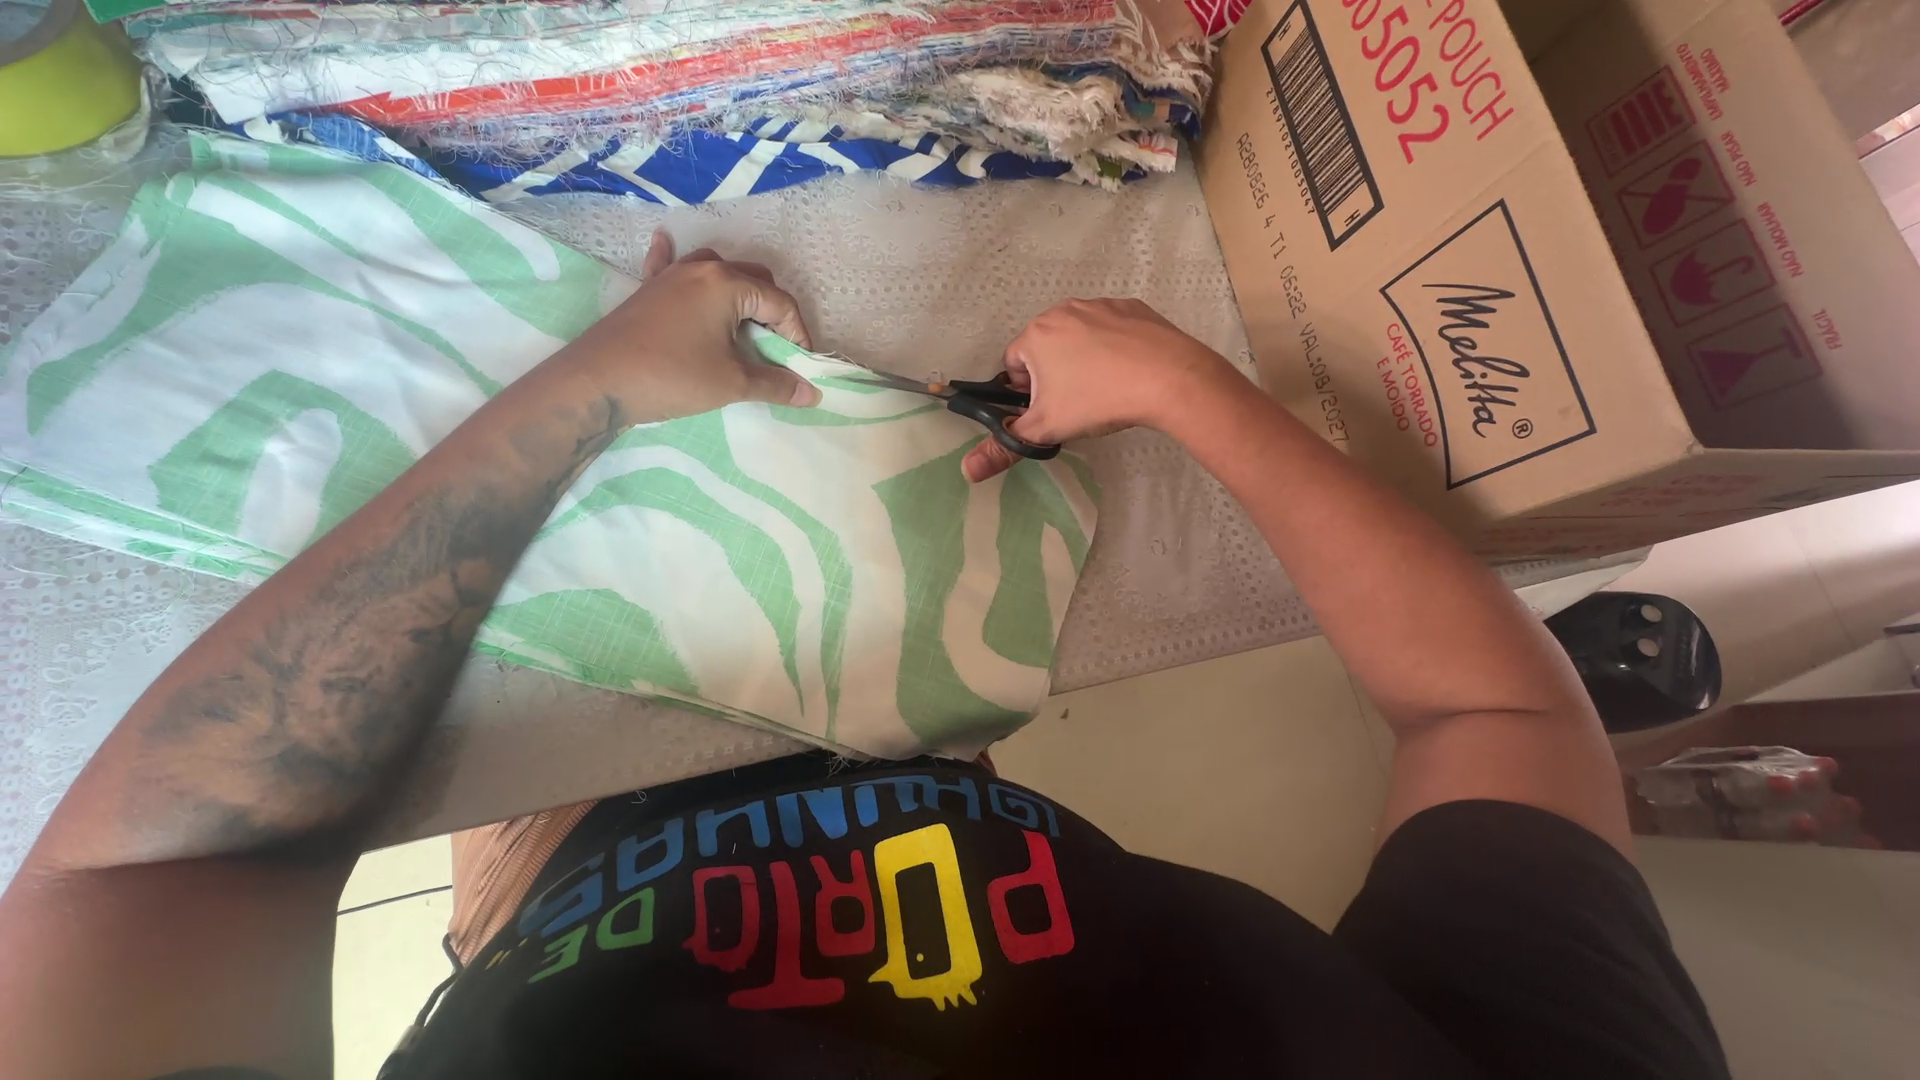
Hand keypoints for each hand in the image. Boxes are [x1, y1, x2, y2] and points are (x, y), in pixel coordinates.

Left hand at [541, 230, 821, 425]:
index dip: (797, 334)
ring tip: (745, 323)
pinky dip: (674, 258)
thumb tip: (811, 393)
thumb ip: (775, 384)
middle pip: (753, 279)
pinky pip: (667, 264)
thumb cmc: (672, 377)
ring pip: (717, 270)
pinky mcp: (647, 291)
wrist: (597, 381)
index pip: (780, 303)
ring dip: (738, 291)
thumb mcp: (731, 384)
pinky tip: (667, 243)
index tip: (800, 365)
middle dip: (773, 312)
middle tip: (776, 349)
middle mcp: (701, 269)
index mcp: (727, 284)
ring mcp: (670, 276)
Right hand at [962, 298, 1242, 481]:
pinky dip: (1113, 348)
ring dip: (1081, 360)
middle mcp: (1062, 310)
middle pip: (1044, 348)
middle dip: (1052, 375)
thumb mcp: (1046, 429)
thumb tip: (968, 470)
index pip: (1012, 365)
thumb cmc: (1097, 400)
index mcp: (1035, 334)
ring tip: (1104, 390)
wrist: (1168, 378)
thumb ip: (1005, 446)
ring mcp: (1100, 305)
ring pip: (1077, 337)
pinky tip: (1128, 372)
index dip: (1024, 393)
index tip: (1047, 410)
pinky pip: (1110, 330)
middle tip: (1075, 404)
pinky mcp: (1133, 308)